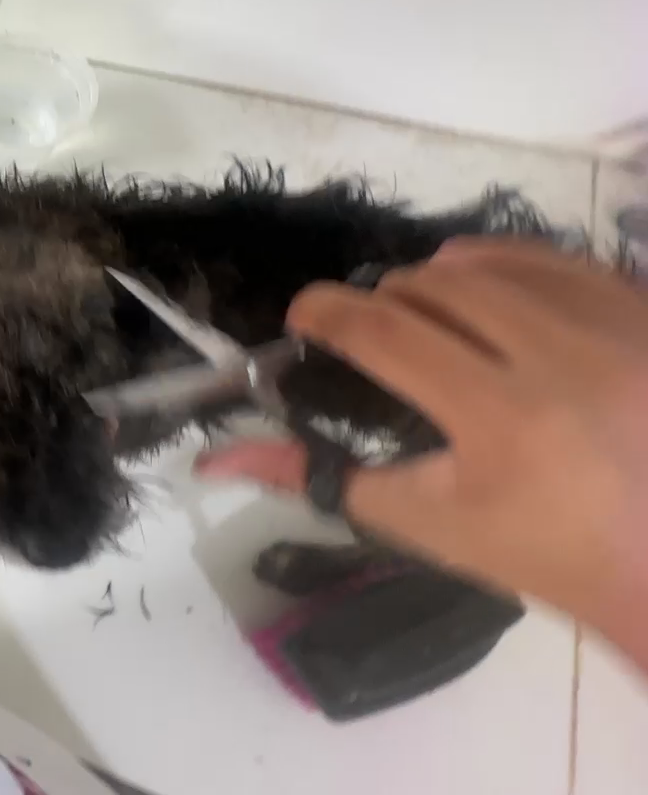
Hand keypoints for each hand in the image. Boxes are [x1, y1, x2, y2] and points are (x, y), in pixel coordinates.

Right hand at [197, 240, 647, 660]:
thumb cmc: (552, 553)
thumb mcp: (425, 521)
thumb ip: (314, 479)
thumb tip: (209, 460)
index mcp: (503, 418)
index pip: (379, 329)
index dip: (322, 310)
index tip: (303, 319)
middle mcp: (574, 364)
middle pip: (433, 286)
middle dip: (380, 298)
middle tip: (369, 328)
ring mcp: (635, 338)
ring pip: (496, 265)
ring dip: (436, 278)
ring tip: (421, 307)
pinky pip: (569, 261)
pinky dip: (509, 262)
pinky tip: (487, 286)